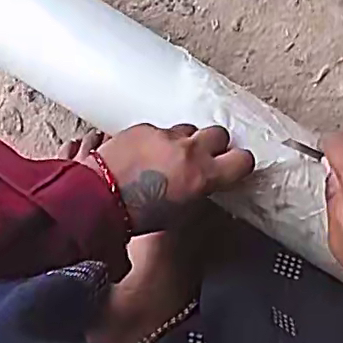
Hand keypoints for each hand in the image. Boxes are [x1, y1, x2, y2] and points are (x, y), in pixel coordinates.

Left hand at [93, 123, 254, 232]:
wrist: (99, 196)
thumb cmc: (137, 214)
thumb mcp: (181, 213)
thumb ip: (200, 191)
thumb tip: (205, 184)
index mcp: (204, 175)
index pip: (243, 159)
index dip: (239, 164)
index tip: (233, 167)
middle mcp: (189, 150)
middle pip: (219, 134)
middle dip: (215, 145)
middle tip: (203, 158)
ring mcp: (166, 135)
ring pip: (188, 129)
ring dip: (184, 141)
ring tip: (169, 157)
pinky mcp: (144, 127)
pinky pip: (159, 130)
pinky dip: (157, 141)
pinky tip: (145, 156)